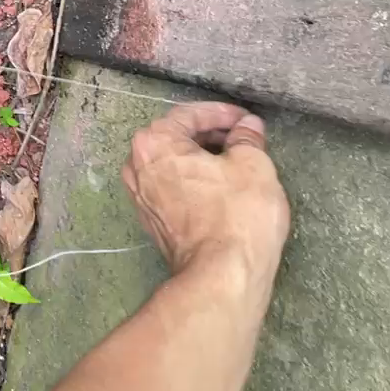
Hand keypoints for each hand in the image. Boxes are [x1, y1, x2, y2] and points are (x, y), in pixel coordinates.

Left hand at [121, 102, 289, 286]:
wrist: (220, 277)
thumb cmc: (237, 216)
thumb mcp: (253, 166)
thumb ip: (247, 138)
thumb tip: (247, 126)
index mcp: (154, 142)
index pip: (189, 114)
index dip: (223, 113)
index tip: (247, 119)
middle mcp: (136, 163)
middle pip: (177, 136)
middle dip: (212, 134)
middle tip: (244, 139)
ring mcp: (139, 192)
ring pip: (173, 161)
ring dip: (202, 157)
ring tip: (237, 161)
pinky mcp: (150, 217)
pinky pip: (171, 184)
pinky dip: (193, 179)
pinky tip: (220, 186)